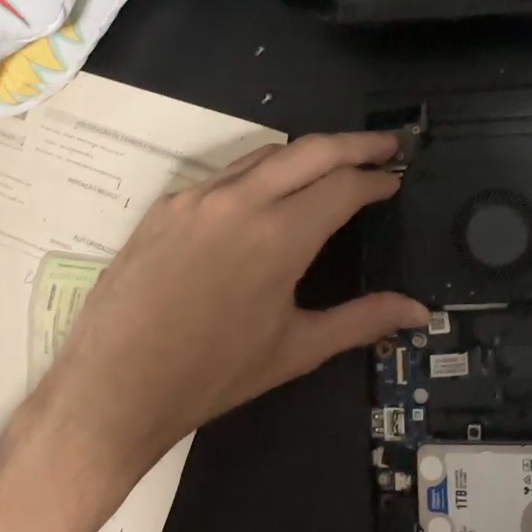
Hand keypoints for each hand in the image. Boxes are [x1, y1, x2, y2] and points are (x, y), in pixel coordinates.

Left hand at [29, 131, 427, 485]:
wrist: (113, 388)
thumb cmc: (212, 375)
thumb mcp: (296, 348)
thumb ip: (363, 320)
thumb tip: (418, 312)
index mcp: (279, 236)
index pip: (344, 185)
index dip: (377, 179)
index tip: (396, 180)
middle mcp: (240, 201)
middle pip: (312, 149)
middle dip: (356, 143)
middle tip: (386, 146)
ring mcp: (197, 197)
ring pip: (267, 154)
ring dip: (308, 153)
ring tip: (335, 165)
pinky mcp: (166, 204)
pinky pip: (226, 173)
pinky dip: (262, 173)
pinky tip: (270, 195)